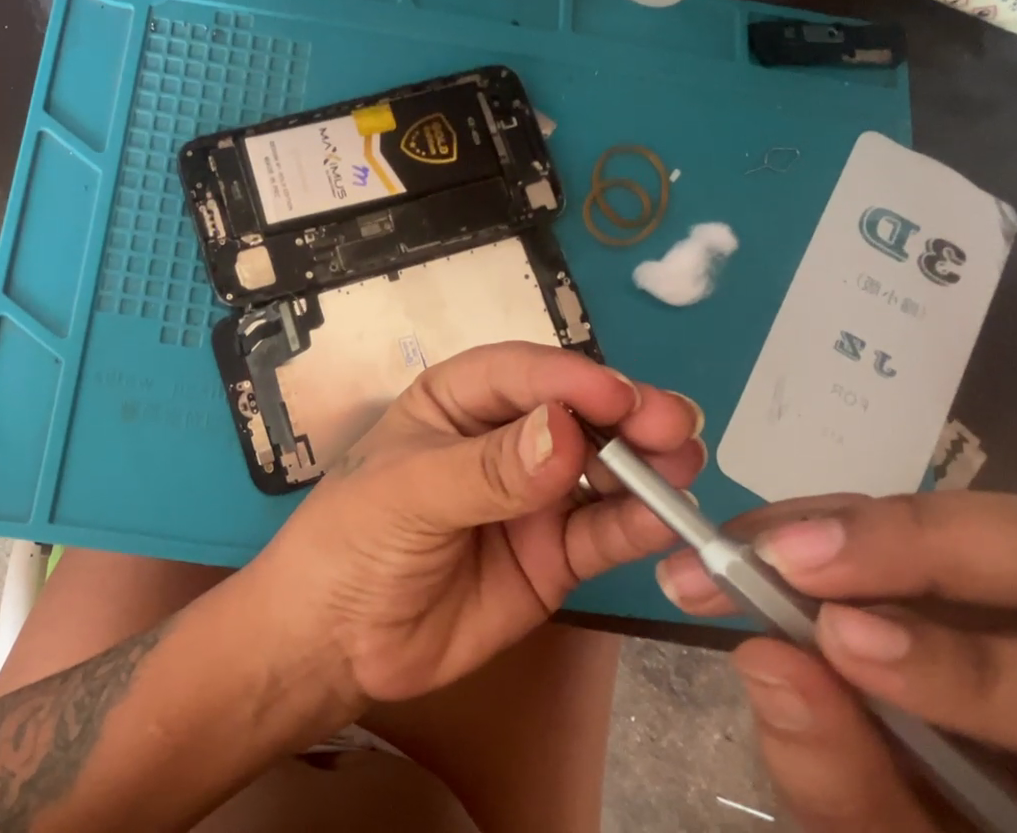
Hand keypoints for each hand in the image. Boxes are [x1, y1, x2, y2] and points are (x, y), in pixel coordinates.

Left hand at [246, 341, 704, 704]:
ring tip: (681, 469)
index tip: (616, 396)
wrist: (335, 643)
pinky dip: (637, 526)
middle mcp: (502, 442)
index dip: (568, 378)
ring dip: (645, 465)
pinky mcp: (553, 557)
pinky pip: (602, 534)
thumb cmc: (350, 542)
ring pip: (602, 471)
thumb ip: (486, 470)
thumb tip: (567, 433)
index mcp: (454, 404)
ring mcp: (532, 500)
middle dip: (625, 415)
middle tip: (672, 428)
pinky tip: (665, 522)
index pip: (518, 374)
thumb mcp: (407, 494)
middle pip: (575, 415)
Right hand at [655, 492, 1016, 830]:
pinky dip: (848, 527)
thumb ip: (852, 793)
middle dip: (932, 542)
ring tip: (752, 546)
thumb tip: (764, 657)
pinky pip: (945, 532)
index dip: (990, 670)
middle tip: (790, 554)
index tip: (837, 641)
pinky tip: (766, 546)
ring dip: (870, 525)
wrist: (969, 824)